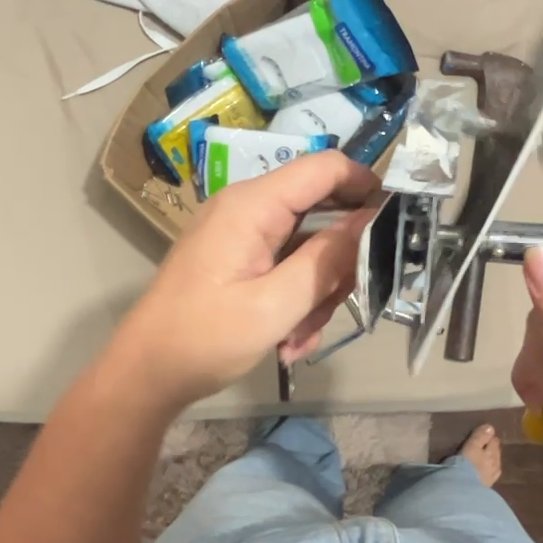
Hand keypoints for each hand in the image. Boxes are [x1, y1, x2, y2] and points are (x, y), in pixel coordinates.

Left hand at [112, 152, 378, 406]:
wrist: (145, 374)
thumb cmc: (204, 338)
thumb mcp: (274, 306)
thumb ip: (326, 261)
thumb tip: (371, 222)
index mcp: (252, 205)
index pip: (325, 168)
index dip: (366, 187)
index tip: (397, 225)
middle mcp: (247, 209)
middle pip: (321, 213)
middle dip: (339, 262)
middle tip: (344, 304)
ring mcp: (241, 235)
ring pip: (308, 249)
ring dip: (316, 295)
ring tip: (299, 340)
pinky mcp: (238, 259)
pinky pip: (285, 268)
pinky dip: (295, 302)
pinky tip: (288, 342)